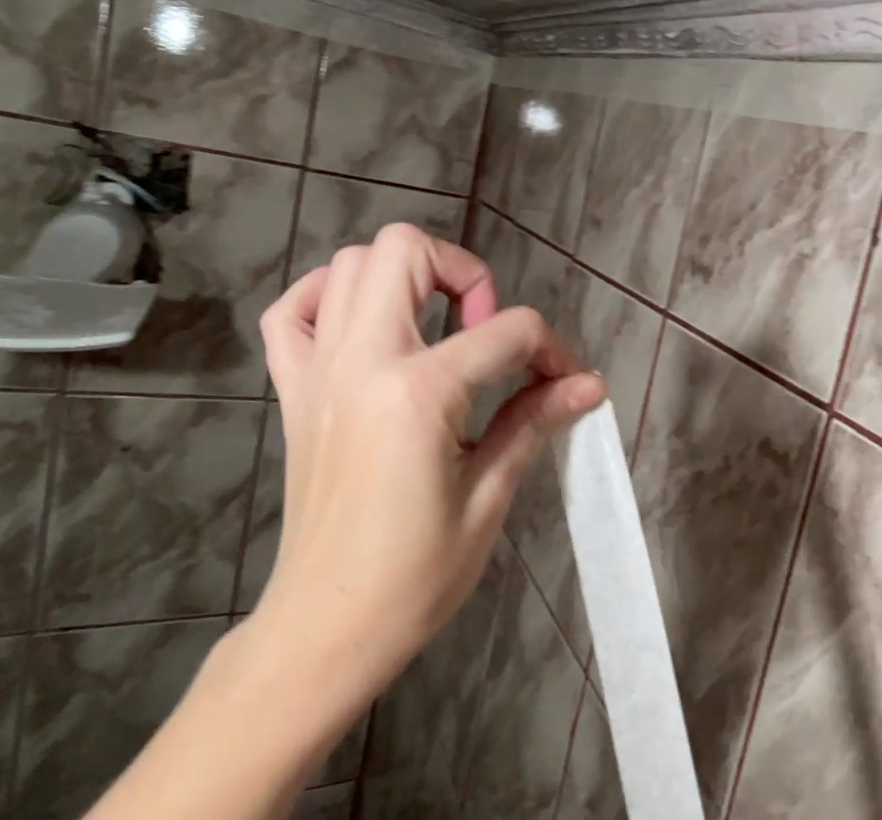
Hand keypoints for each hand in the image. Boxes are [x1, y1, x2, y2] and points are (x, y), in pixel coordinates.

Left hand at [243, 223, 606, 720]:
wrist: (327, 627)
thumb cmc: (417, 575)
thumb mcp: (490, 496)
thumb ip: (534, 422)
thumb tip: (589, 386)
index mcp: (417, 393)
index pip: (507, 332)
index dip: (551, 350)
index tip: (565, 384)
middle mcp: (360, 362)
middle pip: (406, 253)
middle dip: (467, 274)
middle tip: (490, 332)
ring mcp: (317, 372)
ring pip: (350, 264)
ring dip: (406, 278)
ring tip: (440, 328)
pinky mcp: (294, 392)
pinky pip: (292, 311)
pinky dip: (330, 297)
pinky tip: (367, 324)